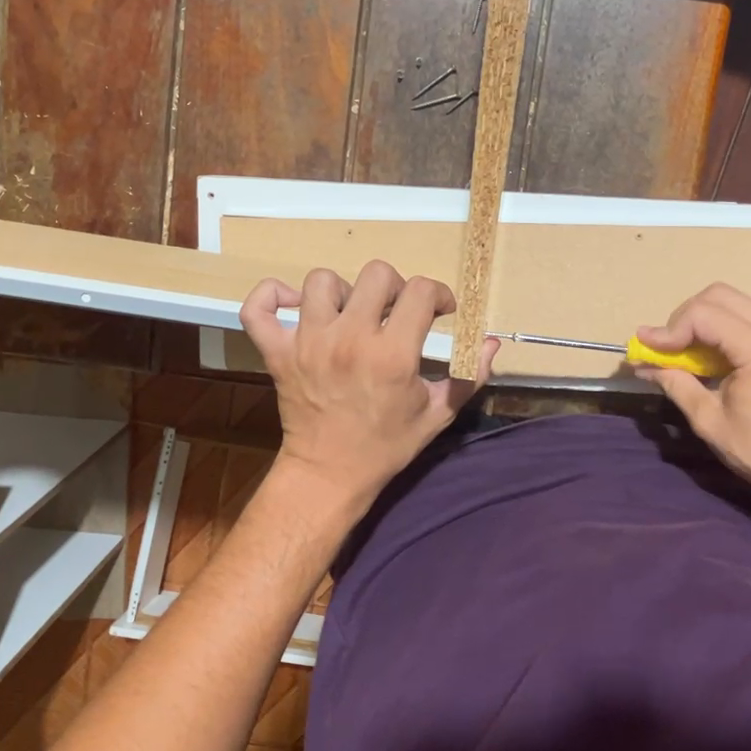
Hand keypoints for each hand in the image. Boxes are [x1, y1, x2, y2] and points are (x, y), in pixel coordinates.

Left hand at [240, 261, 497, 512]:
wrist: (329, 475)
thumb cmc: (386, 446)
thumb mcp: (437, 415)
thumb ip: (468, 376)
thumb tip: (491, 343)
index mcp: (391, 355)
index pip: (421, 292)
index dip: (438, 295)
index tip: (440, 311)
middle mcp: (349, 340)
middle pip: (376, 275)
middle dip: (395, 288)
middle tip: (397, 313)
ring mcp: (308, 343)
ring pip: (322, 281)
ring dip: (343, 292)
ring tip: (352, 314)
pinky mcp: (277, 352)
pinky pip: (259, 308)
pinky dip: (272, 297)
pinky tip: (295, 306)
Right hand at [636, 284, 750, 525]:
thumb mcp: (709, 420)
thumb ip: (675, 384)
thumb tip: (642, 365)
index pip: (703, 314)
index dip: (669, 329)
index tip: (646, 350)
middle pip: (719, 296)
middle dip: (685, 317)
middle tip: (666, 348)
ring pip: (734, 304)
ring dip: (703, 321)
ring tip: (683, 352)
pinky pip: (748, 320)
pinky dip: (722, 329)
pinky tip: (709, 358)